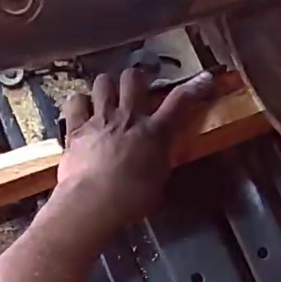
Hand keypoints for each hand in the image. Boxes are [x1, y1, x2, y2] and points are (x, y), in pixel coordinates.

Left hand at [52, 68, 217, 230]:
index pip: (180, 101)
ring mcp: (99, 119)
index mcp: (155, 132)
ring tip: (109, 98)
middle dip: (137, 80)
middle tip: (137, 91)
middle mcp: (127, 117)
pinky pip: (75, 101)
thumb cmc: (132, 200)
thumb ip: (159, 162)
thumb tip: (158, 159)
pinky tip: (84, 110)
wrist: (93, 203)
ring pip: (103, 81)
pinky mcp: (75, 128)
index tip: (205, 78)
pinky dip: (80, 102)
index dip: (195, 86)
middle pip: (133, 78)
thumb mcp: (158, 181)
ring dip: (108, 87)